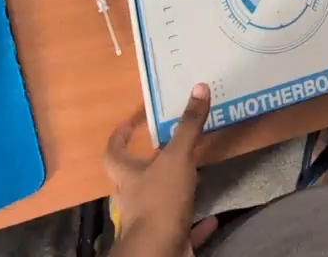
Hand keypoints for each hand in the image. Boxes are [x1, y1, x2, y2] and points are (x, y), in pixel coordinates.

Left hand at [104, 84, 218, 256]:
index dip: (119, 137)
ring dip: (176, 189)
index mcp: (130, 176)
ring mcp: (151, 221)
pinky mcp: (169, 238)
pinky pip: (184, 227)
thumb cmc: (160, 201)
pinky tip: (213, 215)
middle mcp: (136, 198)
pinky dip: (198, 222)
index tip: (129, 122)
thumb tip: (199, 87)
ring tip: (197, 174)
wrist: (160, 254)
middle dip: (152, 163)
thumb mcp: (177, 157)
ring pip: (161, 201)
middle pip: (137, 177)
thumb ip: (188, 126)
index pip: (114, 152)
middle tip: (171, 146)